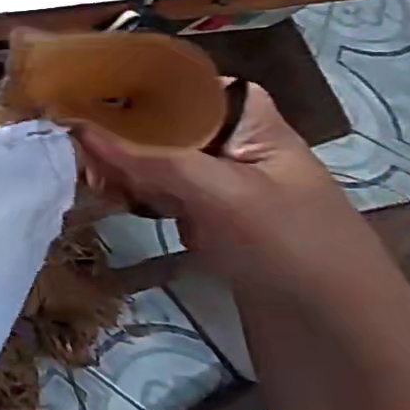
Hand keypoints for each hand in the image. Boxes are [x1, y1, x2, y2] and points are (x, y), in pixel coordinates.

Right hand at [72, 84, 392, 303]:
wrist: (335, 329)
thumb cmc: (290, 244)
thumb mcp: (220, 193)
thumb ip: (148, 159)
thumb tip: (75, 127)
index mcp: (242, 113)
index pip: (171, 81)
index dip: (123, 85)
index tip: (77, 97)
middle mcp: (223, 134)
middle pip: (151, 117)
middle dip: (112, 132)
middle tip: (75, 147)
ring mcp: (210, 173)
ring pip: (145, 153)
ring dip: (115, 164)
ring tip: (86, 176)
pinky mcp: (198, 207)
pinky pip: (149, 185)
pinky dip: (126, 190)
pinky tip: (105, 197)